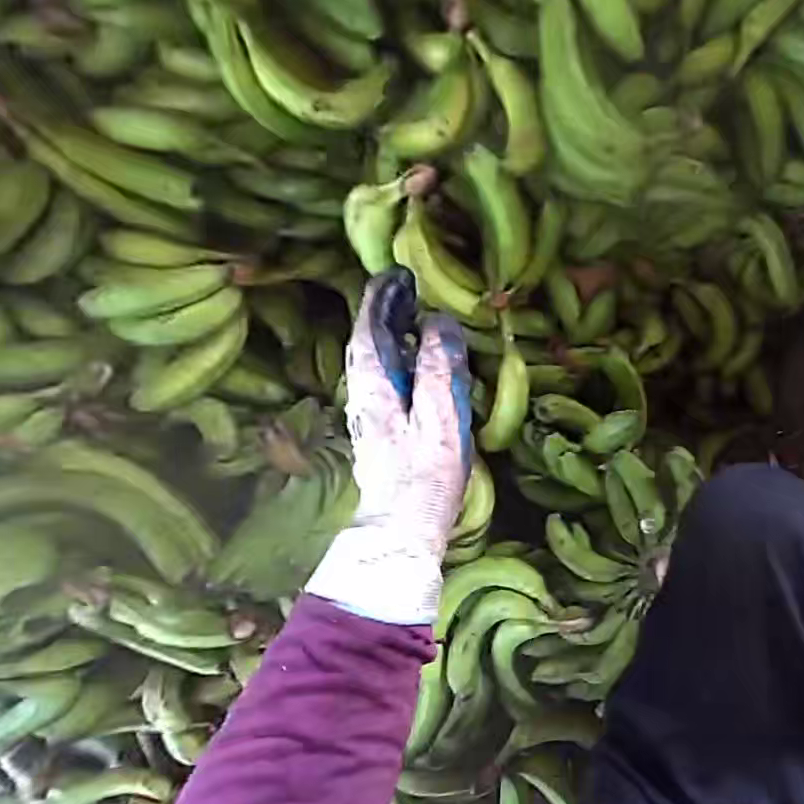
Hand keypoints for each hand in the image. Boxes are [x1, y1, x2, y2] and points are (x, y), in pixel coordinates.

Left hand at [306, 270, 472, 624]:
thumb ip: (439, 369)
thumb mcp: (439, 417)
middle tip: (409, 293)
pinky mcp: (382, 434)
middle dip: (384, 315)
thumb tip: (439, 323)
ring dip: (391, 338)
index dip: (382, 300)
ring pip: (375, 365)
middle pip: (368, 345)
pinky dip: (398, 364)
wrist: (403, 526)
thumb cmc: (424, 475)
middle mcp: (365, 397)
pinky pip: (386, 384)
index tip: (398, 277)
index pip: (370, 330)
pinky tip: (414, 369)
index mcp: (374, 387)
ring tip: (413, 322)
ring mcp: (372, 417)